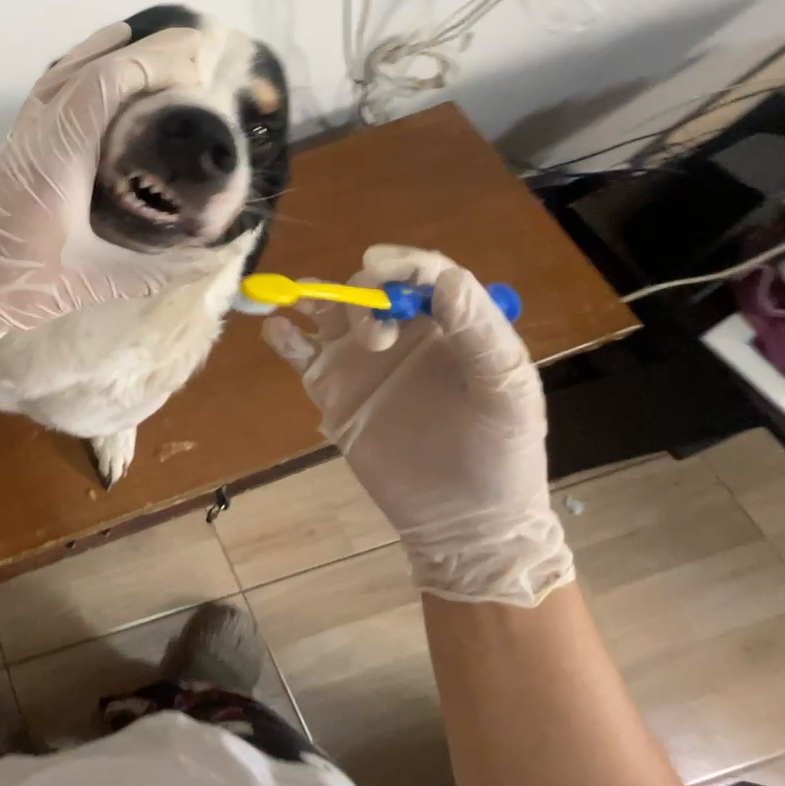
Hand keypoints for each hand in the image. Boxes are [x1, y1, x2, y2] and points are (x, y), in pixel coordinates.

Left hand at [0, 20, 219, 389]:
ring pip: (60, 75)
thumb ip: (157, 272)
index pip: (102, 85)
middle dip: (141, 52)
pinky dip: (77, 71)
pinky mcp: (11, 148)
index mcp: (55, 159)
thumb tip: (213, 259)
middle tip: (191, 49)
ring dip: (103, 53)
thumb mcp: (94, 281)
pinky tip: (95, 74)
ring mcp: (18, 138)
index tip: (193, 69)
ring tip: (144, 41)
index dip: (151, 64)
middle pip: (85, 69)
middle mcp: (34, 136)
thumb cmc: (16, 286)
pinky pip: (47, 92)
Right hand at [261, 245, 573, 606]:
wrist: (462, 522)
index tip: (378, 266)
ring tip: (300, 305)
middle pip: (372, 288)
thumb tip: (448, 278)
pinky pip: (299, 352)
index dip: (401, 263)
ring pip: (329, 312)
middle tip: (374, 337)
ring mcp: (361, 361)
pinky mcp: (330, 389)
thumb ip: (480, 335)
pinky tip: (277, 330)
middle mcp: (405, 334)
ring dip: (315, 299)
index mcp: (454, 328)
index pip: (425, 275)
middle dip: (363, 295)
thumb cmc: (500, 458)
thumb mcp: (507, 394)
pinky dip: (282, 335)